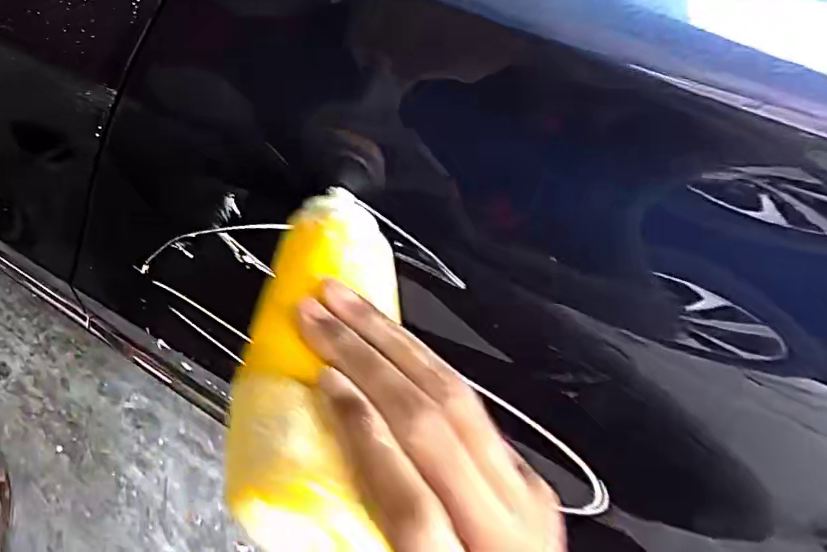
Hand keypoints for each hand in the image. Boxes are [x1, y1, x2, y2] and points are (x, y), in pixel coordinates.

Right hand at [298, 281, 564, 551]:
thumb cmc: (413, 551)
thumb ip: (344, 513)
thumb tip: (294, 443)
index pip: (411, 504)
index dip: (364, 433)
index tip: (321, 377)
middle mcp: (503, 544)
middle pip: (435, 433)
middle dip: (365, 359)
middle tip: (313, 314)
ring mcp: (528, 516)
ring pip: (461, 405)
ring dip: (391, 340)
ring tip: (343, 300)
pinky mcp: (532, 491)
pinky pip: (476, 410)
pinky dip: (424, 364)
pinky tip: (391, 337)